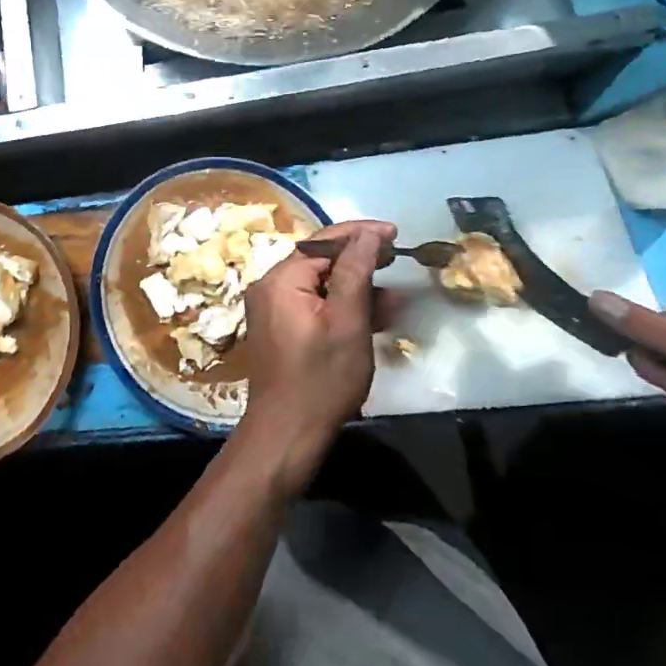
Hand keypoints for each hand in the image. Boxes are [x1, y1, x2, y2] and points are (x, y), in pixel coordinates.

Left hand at [239, 220, 396, 475]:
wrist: (287, 432)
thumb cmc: (322, 378)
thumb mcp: (348, 322)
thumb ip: (356, 272)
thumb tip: (366, 234)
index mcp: (280, 280)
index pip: (322, 241)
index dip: (359, 234)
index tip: (395, 233)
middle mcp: (269, 287)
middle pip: (318, 260)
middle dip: (359, 260)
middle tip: (397, 259)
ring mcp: (271, 309)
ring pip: (319, 284)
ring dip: (355, 286)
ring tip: (393, 294)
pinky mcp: (279, 329)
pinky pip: (313, 304)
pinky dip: (341, 306)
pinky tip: (374, 314)